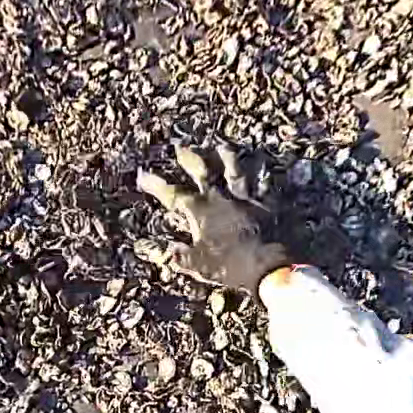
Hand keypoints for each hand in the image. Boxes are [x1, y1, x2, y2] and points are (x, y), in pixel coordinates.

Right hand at [136, 143, 290, 291]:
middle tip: (180, 147)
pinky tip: (262, 165)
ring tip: (220, 146)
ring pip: (234, 170)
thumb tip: (167, 249)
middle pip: (202, 171)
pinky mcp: (267, 203)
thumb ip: (180, 256)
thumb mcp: (198, 265)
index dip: (156, 184)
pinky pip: (264, 183)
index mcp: (200, 212)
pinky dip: (262, 174)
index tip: (143, 175)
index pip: (172, 194)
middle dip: (189, 158)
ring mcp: (245, 197)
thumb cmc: (230, 267)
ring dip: (226, 157)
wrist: (269, 266)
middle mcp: (221, 198)